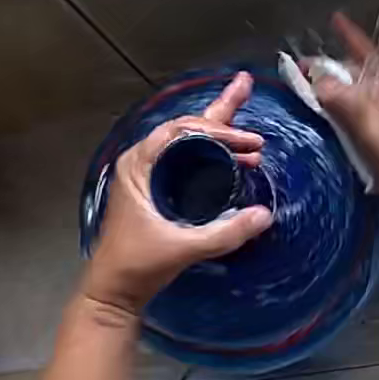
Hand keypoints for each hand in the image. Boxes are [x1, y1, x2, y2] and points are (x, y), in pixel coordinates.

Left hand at [81, 72, 274, 318]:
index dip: (219, 131)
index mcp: (139, 165)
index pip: (182, 130)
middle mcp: (143, 163)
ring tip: (252, 139)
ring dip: (220, 137)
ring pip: (188, 143)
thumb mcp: (183, 248)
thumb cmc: (137, 266)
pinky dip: (213, 156)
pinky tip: (234, 159)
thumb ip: (225, 233)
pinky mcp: (158, 192)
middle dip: (220, 112)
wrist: (113, 293)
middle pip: (187, 128)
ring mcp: (150, 176)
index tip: (251, 144)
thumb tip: (265, 215)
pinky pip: (188, 161)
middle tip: (246, 86)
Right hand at [309, 12, 378, 196]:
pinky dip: (347, 104)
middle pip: (358, 70)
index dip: (348, 34)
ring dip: (339, 86)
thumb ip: (342, 98)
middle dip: (333, 66)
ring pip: (361, 89)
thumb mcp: (368, 121)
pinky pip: (364, 107)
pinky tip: (338, 115)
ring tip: (316, 90)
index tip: (334, 18)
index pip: (364, 49)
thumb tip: (317, 80)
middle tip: (306, 70)